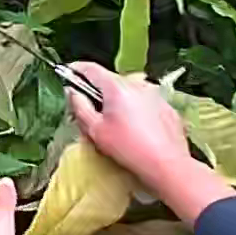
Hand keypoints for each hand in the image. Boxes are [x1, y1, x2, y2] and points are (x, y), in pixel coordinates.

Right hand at [64, 62, 235, 222]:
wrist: (169, 166)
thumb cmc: (128, 148)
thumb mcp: (94, 129)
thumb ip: (79, 106)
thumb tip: (72, 91)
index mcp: (117, 87)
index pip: (90, 68)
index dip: (74, 69)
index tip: (66, 74)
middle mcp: (138, 85)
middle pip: (110, 79)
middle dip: (96, 89)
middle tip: (87, 106)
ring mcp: (156, 95)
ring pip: (127, 90)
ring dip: (116, 98)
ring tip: (112, 120)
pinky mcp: (167, 108)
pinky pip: (144, 101)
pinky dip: (134, 107)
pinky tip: (133, 127)